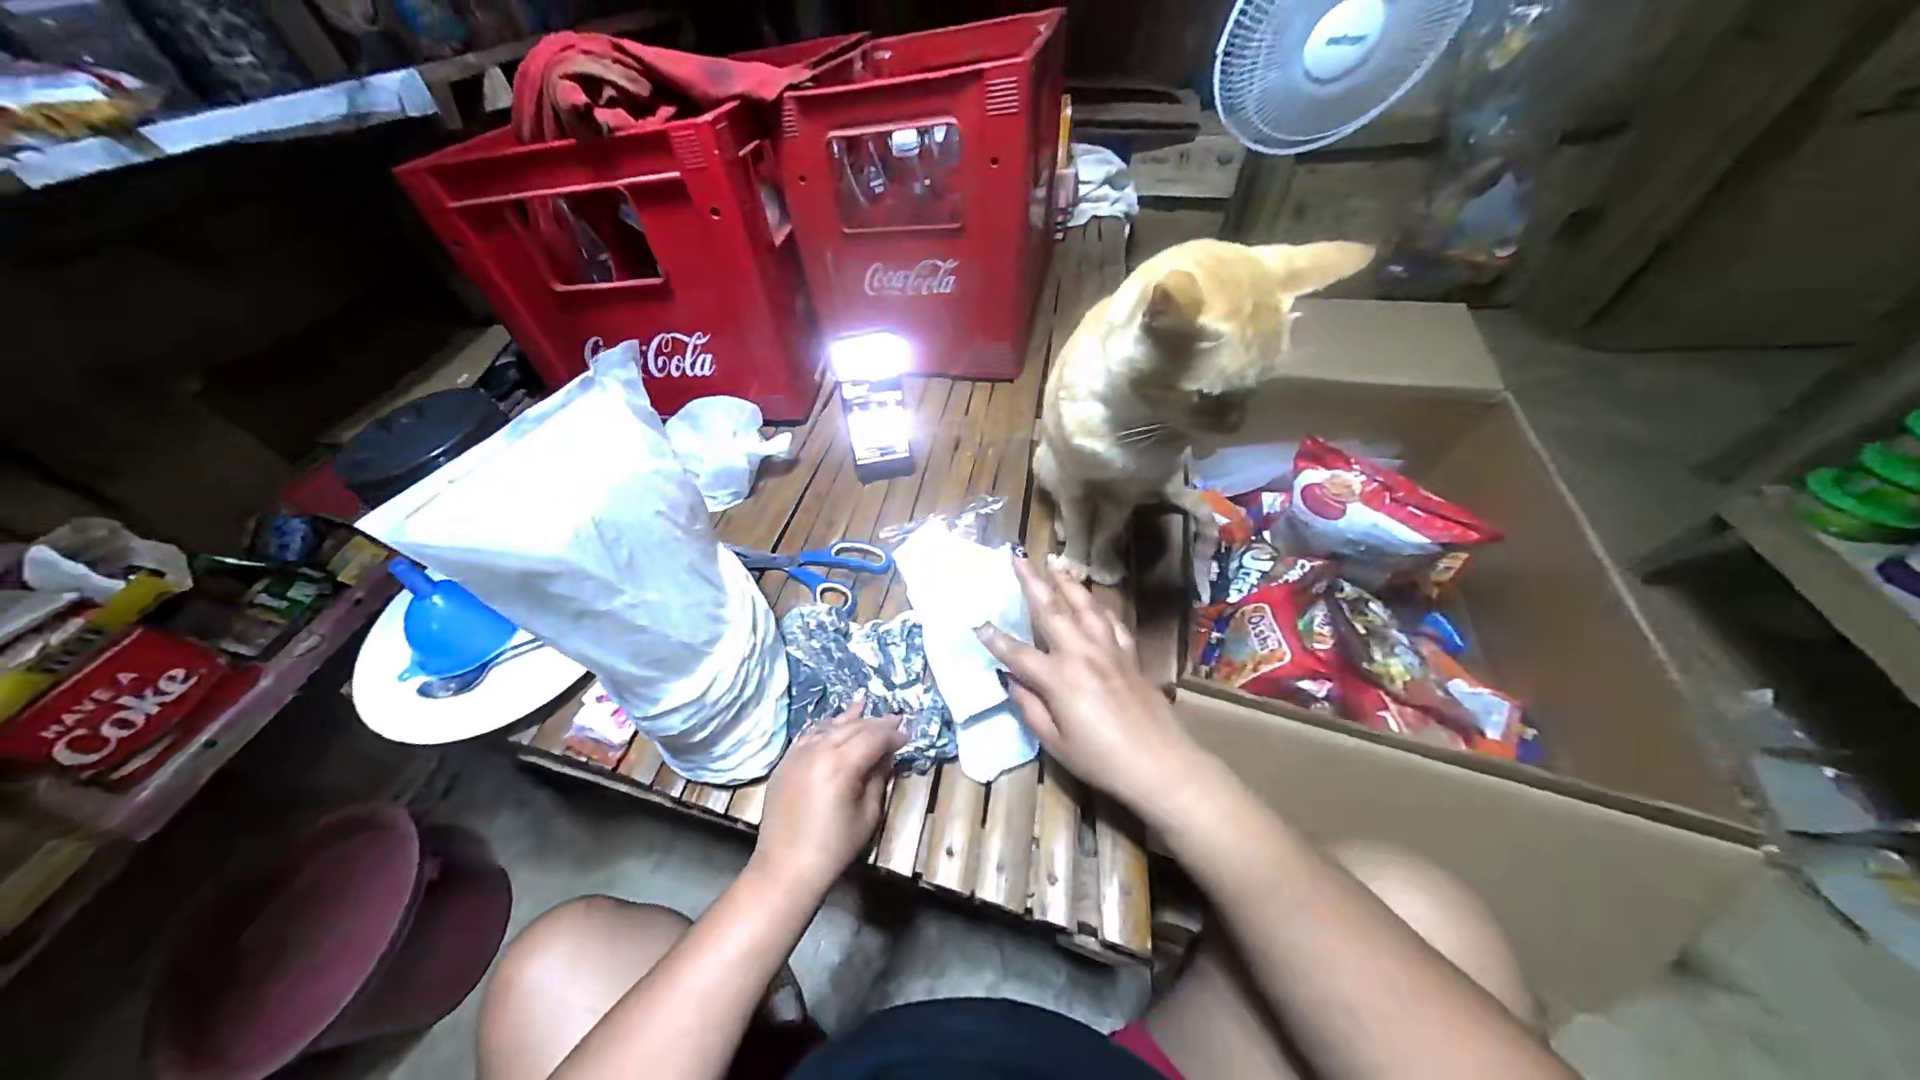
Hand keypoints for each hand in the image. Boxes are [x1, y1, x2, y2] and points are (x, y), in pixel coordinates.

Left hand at [752, 696, 904, 892]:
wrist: (785, 868)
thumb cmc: (834, 847)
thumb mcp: (868, 814)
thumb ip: (878, 778)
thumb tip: (885, 756)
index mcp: (841, 765)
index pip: (873, 737)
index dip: (893, 734)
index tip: (907, 733)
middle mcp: (818, 751)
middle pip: (852, 727)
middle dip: (876, 723)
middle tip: (895, 719)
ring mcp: (797, 754)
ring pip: (829, 726)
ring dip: (849, 718)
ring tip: (864, 705)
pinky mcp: (785, 763)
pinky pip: (808, 736)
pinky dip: (824, 727)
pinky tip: (833, 722)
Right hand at [976, 556, 1204, 811]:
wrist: (1160, 764)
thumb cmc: (1102, 760)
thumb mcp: (1055, 742)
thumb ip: (1030, 707)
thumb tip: (1012, 680)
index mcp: (1058, 678)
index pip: (1017, 652)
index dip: (994, 639)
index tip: (977, 623)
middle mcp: (1081, 653)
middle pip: (1051, 610)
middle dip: (1031, 581)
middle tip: (1018, 557)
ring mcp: (1109, 651)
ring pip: (1085, 606)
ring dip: (1068, 582)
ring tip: (1055, 562)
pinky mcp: (1129, 656)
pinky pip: (1112, 622)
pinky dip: (1100, 607)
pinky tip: (1093, 600)